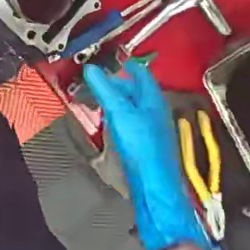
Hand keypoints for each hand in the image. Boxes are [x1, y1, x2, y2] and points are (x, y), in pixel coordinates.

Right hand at [82, 60, 210, 249]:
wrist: (154, 188)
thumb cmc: (144, 150)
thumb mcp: (120, 114)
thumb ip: (106, 91)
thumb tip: (92, 70)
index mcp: (153, 99)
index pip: (141, 73)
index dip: (126, 65)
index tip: (113, 60)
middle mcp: (156, 112)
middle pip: (137, 90)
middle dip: (118, 84)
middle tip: (100, 82)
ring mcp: (152, 130)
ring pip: (134, 108)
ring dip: (118, 102)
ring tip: (102, 101)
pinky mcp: (146, 146)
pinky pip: (132, 125)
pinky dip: (120, 120)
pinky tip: (111, 127)